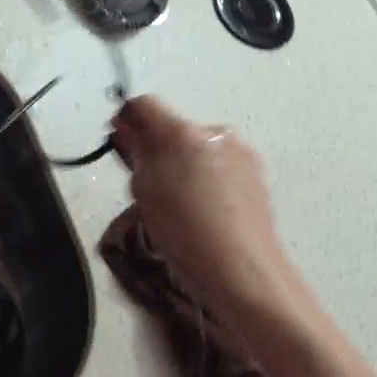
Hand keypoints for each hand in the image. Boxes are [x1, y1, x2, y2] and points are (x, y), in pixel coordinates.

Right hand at [111, 95, 308, 331]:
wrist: (243, 272)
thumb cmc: (182, 230)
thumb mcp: (143, 190)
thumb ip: (134, 153)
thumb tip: (128, 133)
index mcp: (181, 132)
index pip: (143, 104)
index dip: (126, 117)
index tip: (119, 141)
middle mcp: (213, 132)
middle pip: (173, 125)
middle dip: (156, 143)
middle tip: (146, 177)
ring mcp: (240, 152)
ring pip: (196, 145)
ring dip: (181, 159)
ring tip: (177, 197)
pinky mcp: (257, 175)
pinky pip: (217, 162)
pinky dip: (203, 174)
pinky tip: (202, 206)